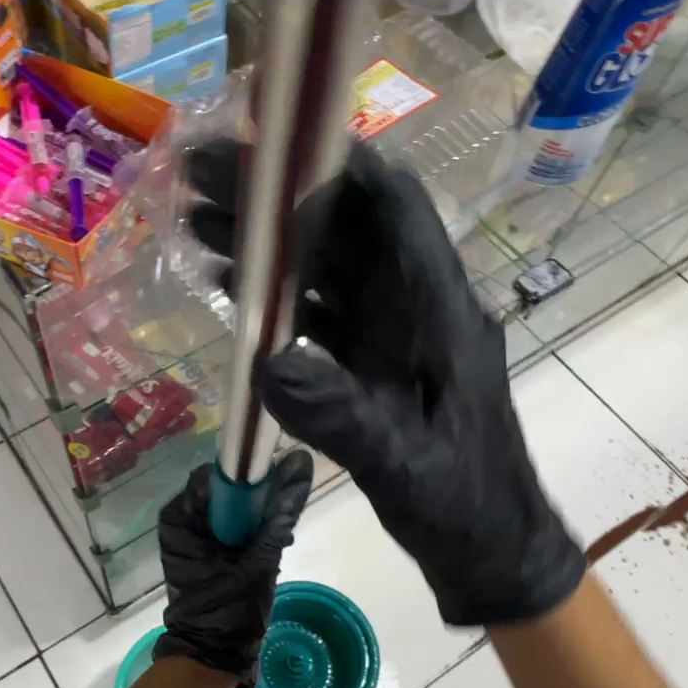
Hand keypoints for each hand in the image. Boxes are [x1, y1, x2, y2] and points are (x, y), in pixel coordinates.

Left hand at [155, 451, 313, 687]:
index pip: (215, 476)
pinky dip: (249, 533)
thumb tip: (301, 462)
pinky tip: (268, 548)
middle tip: (279, 518)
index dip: (247, 476)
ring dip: (256, 518)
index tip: (276, 486)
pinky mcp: (202, 551)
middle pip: (224, 491)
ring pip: (230, 509)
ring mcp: (189, 537)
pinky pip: (229, 528)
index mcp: (179, 518)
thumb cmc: (229, 610)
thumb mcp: (260, 561)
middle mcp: (179, 522)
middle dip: (255, 500)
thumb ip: (280, 513)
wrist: (212, 655)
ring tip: (277, 537)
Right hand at [186, 139, 583, 626]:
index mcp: (441, 314)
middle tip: (204, 177)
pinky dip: (278, 301)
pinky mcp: (376, 366)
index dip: (342, 166)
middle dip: (279, 201)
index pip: (397, 213)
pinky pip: (323, 316)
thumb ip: (343, 416)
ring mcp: (396, 337)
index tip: (277, 135)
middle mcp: (418, 310)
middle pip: (348, 232)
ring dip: (268, 248)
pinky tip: (232, 291)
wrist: (488, 551)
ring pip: (329, 271)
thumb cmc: (463, 507)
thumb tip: (269, 362)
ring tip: (199, 225)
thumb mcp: (403, 466)